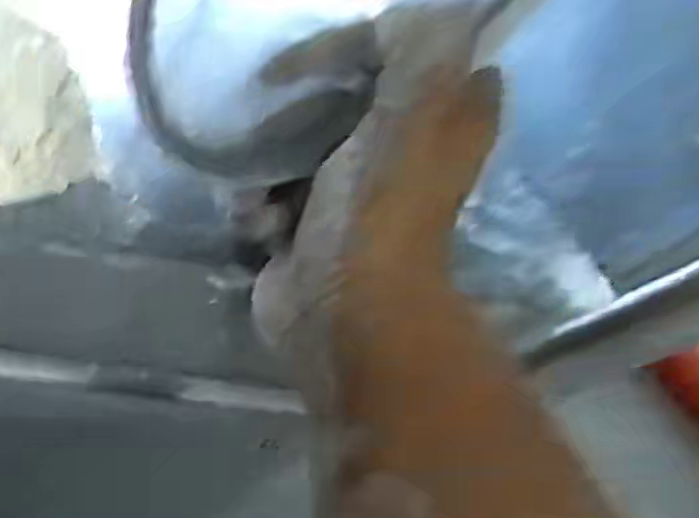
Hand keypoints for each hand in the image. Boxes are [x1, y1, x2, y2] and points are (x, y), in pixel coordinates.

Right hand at [253, 2, 503, 408]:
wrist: (334, 308)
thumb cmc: (375, 212)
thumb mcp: (410, 108)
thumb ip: (414, 44)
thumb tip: (389, 22)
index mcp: (444, 110)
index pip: (400, 51)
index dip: (352, 50)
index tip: (301, 68)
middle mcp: (397, 147)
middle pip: (337, 104)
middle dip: (293, 119)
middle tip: (272, 129)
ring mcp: (344, 194)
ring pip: (290, 154)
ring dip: (264, 173)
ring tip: (263, 198)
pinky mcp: (299, 232)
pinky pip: (265, 202)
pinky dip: (254, 212)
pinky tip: (259, 229)